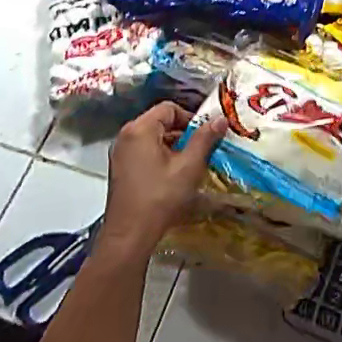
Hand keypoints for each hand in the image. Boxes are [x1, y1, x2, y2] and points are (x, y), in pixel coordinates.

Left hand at [101, 103, 224, 254]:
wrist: (131, 233)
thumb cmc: (161, 197)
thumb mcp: (189, 166)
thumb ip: (205, 139)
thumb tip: (221, 119)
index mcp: (140, 129)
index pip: (169, 108)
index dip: (191, 118)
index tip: (207, 135)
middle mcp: (125, 136)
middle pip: (160, 122)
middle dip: (184, 133)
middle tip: (202, 151)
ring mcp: (120, 154)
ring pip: (153, 139)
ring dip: (174, 147)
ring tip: (191, 165)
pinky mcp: (120, 169)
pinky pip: (144, 152)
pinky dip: (161, 157)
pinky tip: (173, 177)